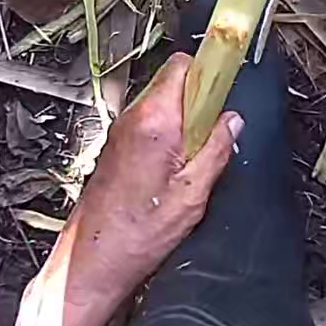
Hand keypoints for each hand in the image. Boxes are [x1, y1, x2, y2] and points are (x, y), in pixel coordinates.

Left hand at [21, 54, 240, 325]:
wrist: (92, 261)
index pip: (183, 65)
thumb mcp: (191, 196)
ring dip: (184, 119)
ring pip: (164, 102)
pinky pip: (152, 121)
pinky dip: (168, 134)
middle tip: (212, 134)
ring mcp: (123, 128)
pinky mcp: (119, 143)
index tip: (227, 83)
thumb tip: (233, 122)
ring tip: (190, 159)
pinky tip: (171, 170)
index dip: (209, 69)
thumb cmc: (135, 234)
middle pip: (175, 81)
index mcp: (155, 120)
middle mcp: (134, 116)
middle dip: (200, 100)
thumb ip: (216, 151)